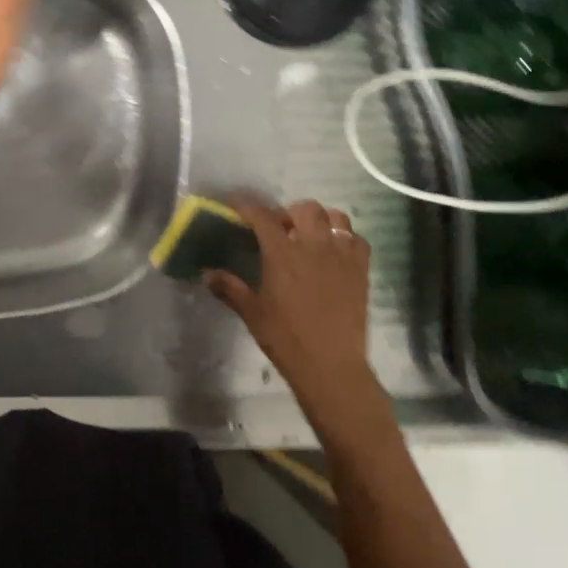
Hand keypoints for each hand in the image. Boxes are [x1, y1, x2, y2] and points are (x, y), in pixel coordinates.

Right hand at [207, 198, 378, 408]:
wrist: (330, 365)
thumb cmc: (285, 338)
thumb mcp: (252, 312)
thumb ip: (229, 288)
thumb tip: (206, 274)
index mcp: (282, 254)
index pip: (262, 216)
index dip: (246, 205)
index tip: (235, 203)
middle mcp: (314, 246)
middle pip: (304, 208)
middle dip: (288, 212)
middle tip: (279, 228)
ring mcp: (342, 256)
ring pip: (336, 217)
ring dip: (320, 219)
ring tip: (309, 235)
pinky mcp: (361, 270)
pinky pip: (357, 239)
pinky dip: (345, 237)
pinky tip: (335, 251)